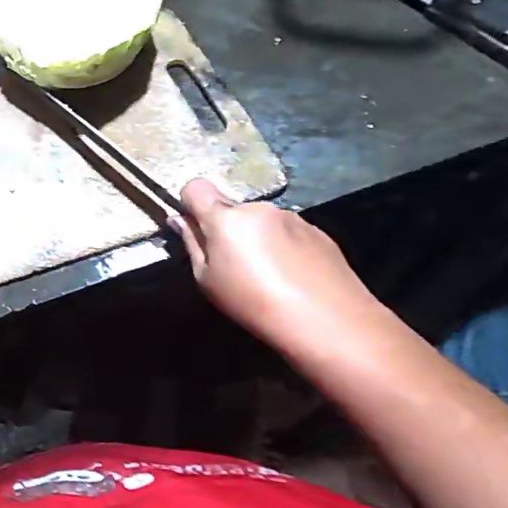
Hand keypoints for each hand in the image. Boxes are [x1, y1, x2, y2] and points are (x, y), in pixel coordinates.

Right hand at [169, 178, 389, 355]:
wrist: (327, 320)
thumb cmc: (253, 302)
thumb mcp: (208, 281)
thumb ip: (192, 244)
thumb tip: (180, 220)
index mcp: (225, 218)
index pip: (196, 187)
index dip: (191, 204)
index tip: (197, 230)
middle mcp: (258, 208)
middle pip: (231, 209)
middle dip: (228, 229)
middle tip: (235, 266)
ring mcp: (291, 217)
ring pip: (261, 221)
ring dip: (258, 238)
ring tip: (270, 276)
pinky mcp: (317, 231)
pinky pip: (287, 232)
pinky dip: (283, 247)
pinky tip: (293, 277)